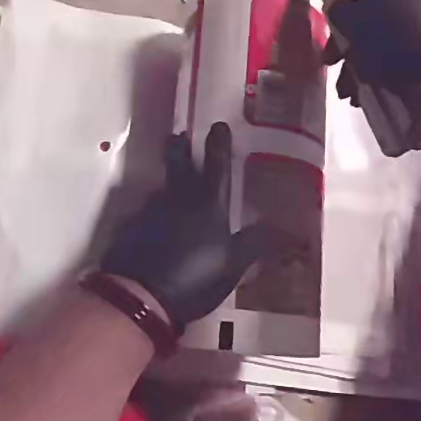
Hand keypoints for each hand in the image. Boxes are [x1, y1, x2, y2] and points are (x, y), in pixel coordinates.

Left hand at [101, 123, 267, 330]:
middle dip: (179, 149)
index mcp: (208, 204)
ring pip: (160, 190)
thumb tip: (290, 230)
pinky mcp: (129, 227)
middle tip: (177, 136)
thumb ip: (257, 243)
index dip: (219, 144)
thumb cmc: (195, 279)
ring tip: (172, 194)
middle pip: (179, 165)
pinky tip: (154, 228)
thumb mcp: (234, 265)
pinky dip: (152, 216)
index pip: (217, 165)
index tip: (218, 125)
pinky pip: (144, 214)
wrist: (139, 296)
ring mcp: (149, 211)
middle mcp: (177, 198)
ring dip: (167, 187)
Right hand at [318, 0, 420, 102]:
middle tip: (328, 59)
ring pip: (373, 38)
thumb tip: (337, 5)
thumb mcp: (355, 22)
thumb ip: (339, 9)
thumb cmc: (391, 42)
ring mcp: (417, 22)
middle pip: (361, 10)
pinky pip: (389, 55)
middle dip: (340, 38)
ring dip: (353, 63)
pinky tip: (363, 92)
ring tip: (346, 89)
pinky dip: (373, 71)